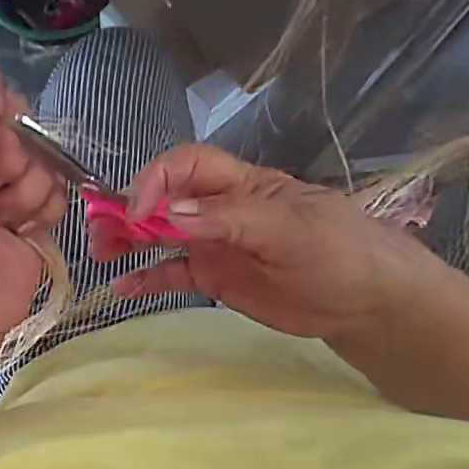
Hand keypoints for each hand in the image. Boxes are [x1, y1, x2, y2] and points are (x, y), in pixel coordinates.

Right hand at [108, 144, 458, 340]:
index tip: (137, 210)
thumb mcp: (290, 229)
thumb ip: (228, 219)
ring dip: (127, 240)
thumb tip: (167, 214)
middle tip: (100, 234)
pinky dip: (144, 278)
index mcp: (239, 184)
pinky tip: (123, 287)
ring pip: (157, 235)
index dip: (155, 180)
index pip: (185, 165)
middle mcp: (218, 209)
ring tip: (102, 255)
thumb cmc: (340, 252)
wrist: (367, 303)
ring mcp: (212, 243)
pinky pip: (169, 273)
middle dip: (127, 210)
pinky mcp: (212, 277)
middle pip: (161, 199)